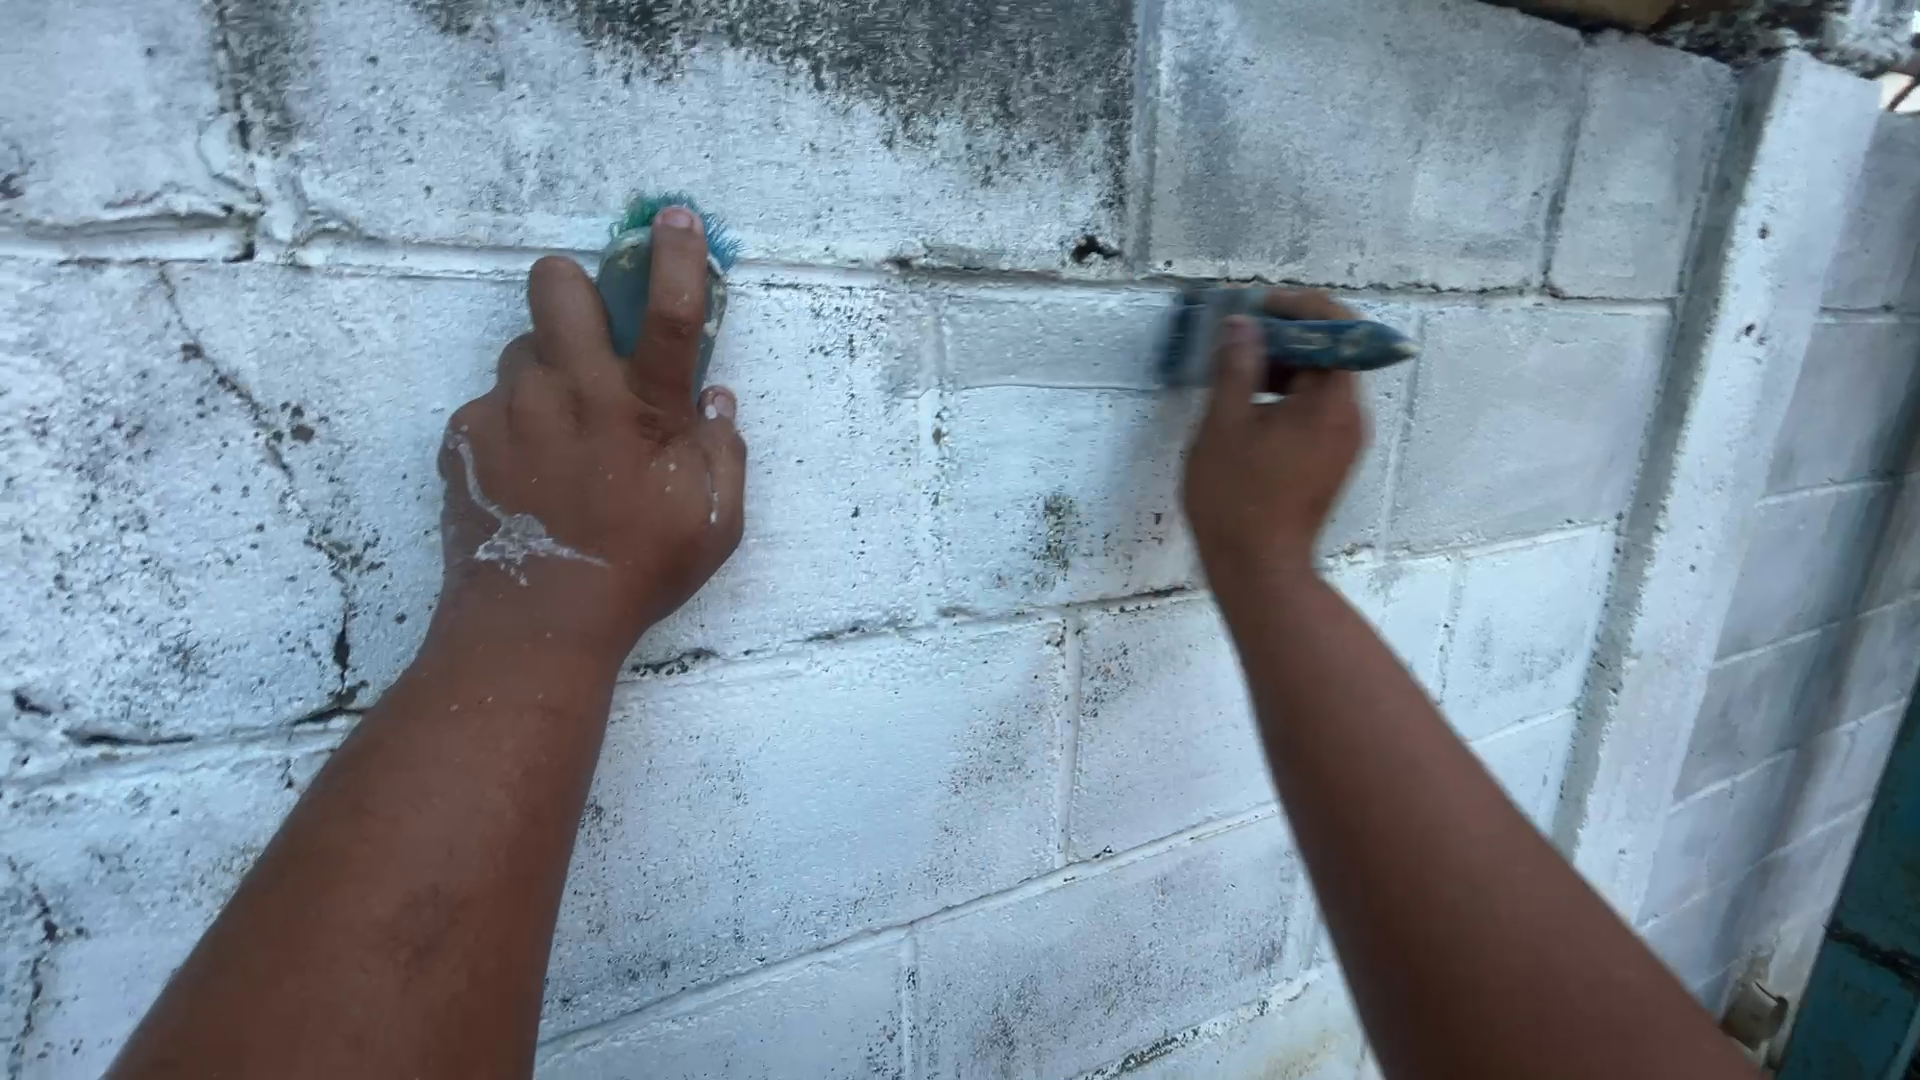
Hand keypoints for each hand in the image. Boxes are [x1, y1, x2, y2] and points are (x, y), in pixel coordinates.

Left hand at [432, 206, 745, 667]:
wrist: (537, 622)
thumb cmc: (642, 573)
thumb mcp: (716, 525)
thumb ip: (725, 455)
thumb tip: (716, 402)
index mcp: (644, 414)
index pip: (671, 319)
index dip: (679, 261)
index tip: (676, 219)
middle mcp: (573, 394)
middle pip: (557, 285)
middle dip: (576, 287)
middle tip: (592, 333)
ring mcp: (508, 411)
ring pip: (521, 348)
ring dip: (548, 369)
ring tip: (563, 428)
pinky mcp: (463, 436)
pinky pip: (491, 402)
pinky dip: (516, 421)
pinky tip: (530, 472)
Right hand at [1183, 289, 1366, 594]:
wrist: (1258, 569)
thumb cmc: (1236, 497)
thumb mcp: (1224, 426)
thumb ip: (1236, 367)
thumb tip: (1243, 323)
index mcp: (1332, 401)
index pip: (1335, 326)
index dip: (1294, 306)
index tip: (1251, 306)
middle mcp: (1350, 415)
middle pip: (1329, 352)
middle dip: (1282, 336)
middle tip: (1234, 337)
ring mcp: (1343, 440)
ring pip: (1318, 382)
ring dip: (1280, 366)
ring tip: (1232, 372)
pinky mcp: (1330, 459)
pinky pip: (1313, 410)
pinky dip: (1284, 396)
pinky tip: (1245, 408)